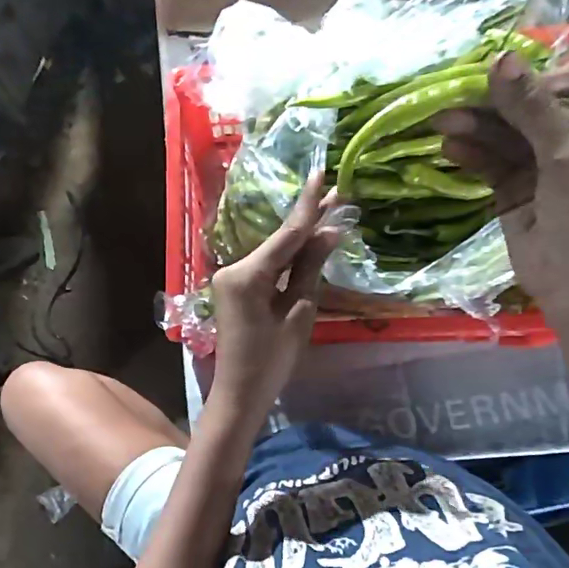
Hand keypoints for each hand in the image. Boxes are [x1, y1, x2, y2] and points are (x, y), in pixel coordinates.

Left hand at [208, 172, 341, 419]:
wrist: (240, 393)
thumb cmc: (271, 360)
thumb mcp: (298, 313)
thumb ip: (310, 269)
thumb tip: (330, 231)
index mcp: (247, 274)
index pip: (286, 235)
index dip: (308, 206)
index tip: (322, 174)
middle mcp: (233, 267)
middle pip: (279, 240)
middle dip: (308, 220)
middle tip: (337, 194)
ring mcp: (231, 277)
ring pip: (273, 252)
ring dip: (300, 239)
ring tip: (330, 213)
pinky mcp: (235, 287)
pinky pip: (266, 266)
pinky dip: (288, 258)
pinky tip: (309, 244)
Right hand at [432, 53, 568, 316]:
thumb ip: (533, 108)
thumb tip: (500, 58)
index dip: (552, 78)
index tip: (527, 94)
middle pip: (535, 105)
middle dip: (499, 101)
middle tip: (460, 96)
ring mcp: (542, 167)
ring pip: (507, 134)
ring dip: (477, 127)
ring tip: (445, 123)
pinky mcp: (513, 191)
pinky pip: (491, 164)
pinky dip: (472, 154)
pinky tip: (450, 147)